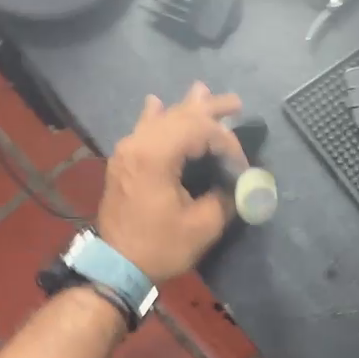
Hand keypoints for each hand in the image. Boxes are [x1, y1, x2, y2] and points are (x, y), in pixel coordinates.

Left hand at [98, 83, 244, 283]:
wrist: (117, 265)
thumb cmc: (160, 246)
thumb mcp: (203, 226)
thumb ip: (224, 198)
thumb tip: (235, 185)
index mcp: (156, 155)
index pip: (200, 130)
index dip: (227, 144)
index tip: (241, 169)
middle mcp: (139, 143)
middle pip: (179, 114)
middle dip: (210, 110)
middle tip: (236, 104)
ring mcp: (128, 150)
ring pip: (161, 118)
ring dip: (186, 108)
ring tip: (204, 92)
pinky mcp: (125, 162)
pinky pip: (143, 128)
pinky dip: (157, 116)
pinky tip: (156, 103)